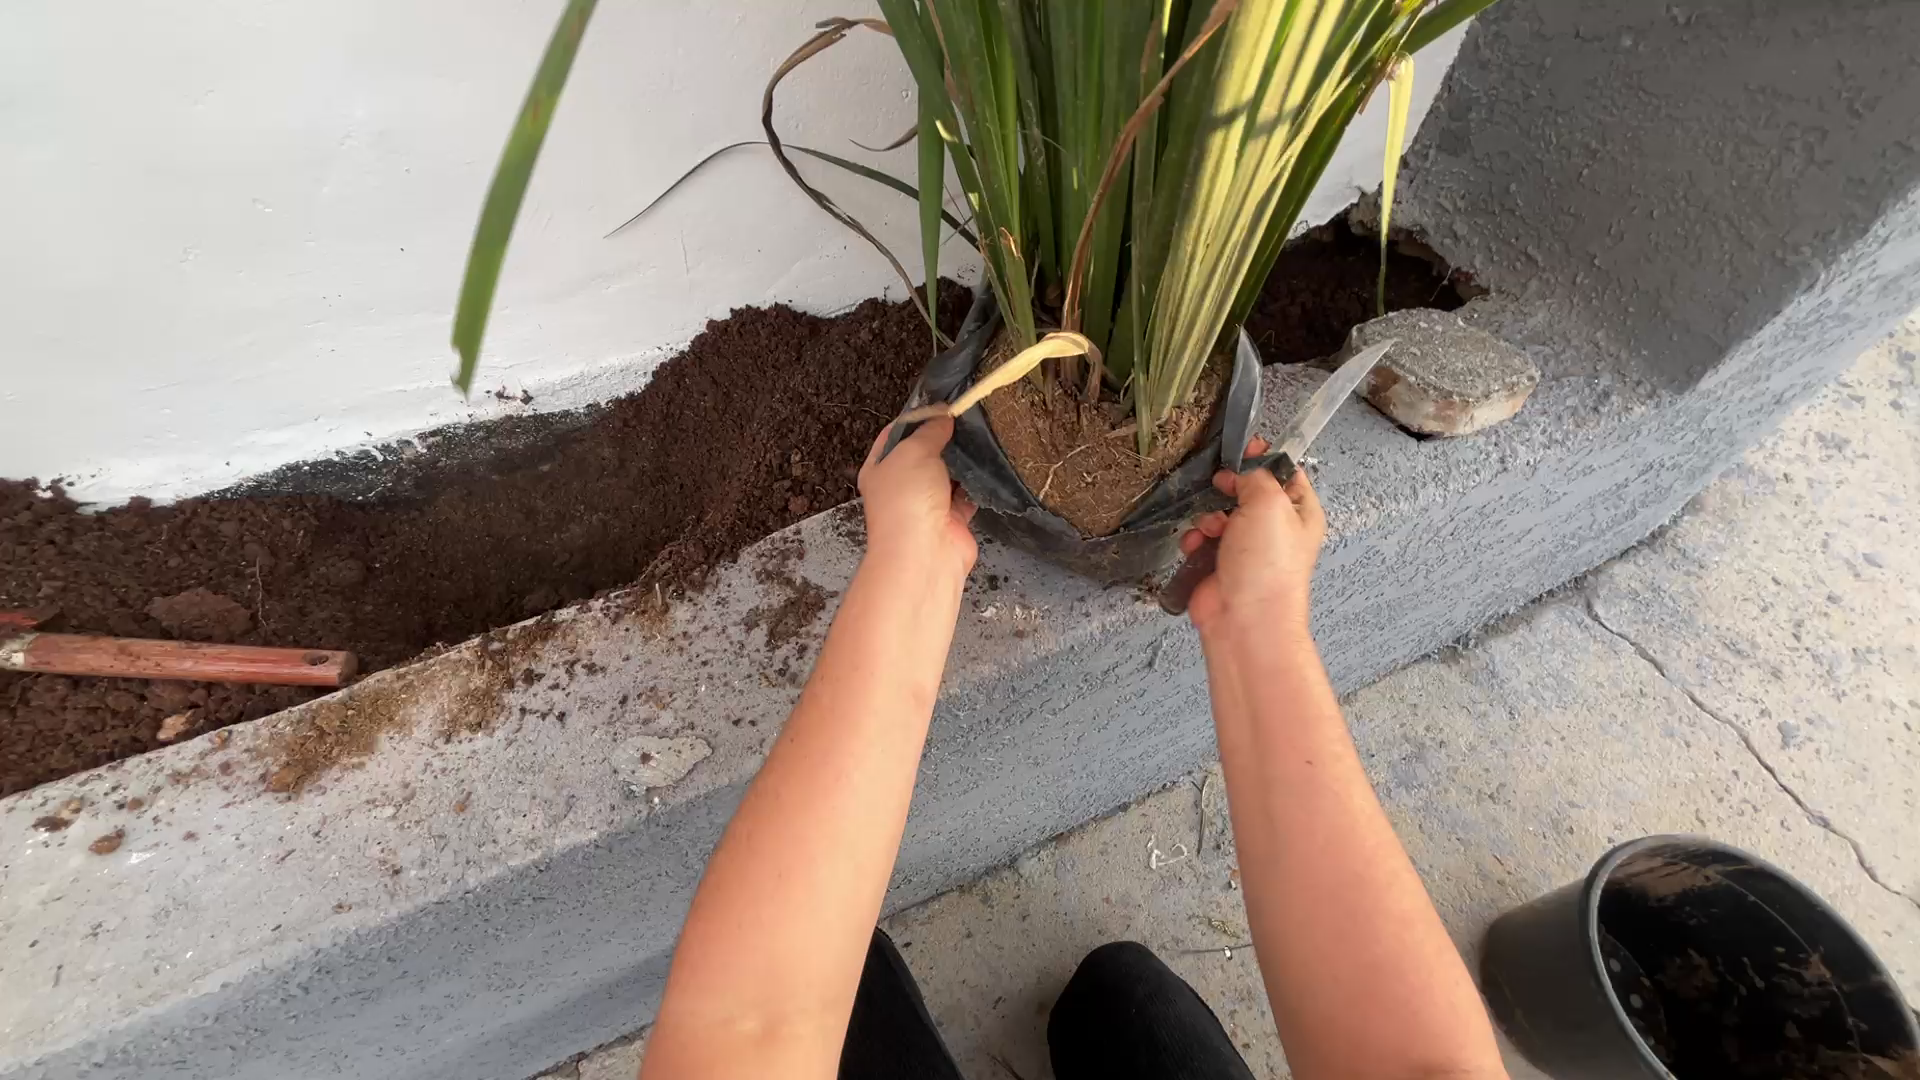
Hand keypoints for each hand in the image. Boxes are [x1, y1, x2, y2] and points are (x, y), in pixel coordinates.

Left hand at [858, 417, 977, 578]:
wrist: (924, 553)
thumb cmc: (906, 500)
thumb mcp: (914, 451)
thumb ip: (930, 431)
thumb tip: (943, 418)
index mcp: (880, 468)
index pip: (895, 434)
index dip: (915, 418)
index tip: (938, 404)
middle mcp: (901, 486)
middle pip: (924, 453)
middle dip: (942, 438)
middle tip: (964, 418)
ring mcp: (927, 503)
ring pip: (948, 474)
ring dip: (962, 461)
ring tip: (980, 437)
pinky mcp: (952, 518)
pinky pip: (967, 495)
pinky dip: (976, 485)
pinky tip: (987, 467)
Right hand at [1180, 438, 1325, 641]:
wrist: (1244, 618)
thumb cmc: (1267, 568)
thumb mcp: (1269, 504)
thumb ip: (1257, 476)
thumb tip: (1244, 469)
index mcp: (1300, 513)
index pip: (1285, 473)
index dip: (1264, 459)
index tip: (1245, 448)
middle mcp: (1275, 530)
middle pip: (1246, 492)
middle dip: (1228, 489)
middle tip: (1221, 485)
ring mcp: (1245, 549)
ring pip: (1218, 514)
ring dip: (1208, 516)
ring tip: (1211, 529)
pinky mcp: (1218, 564)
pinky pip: (1200, 539)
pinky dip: (1194, 539)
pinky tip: (1196, 546)